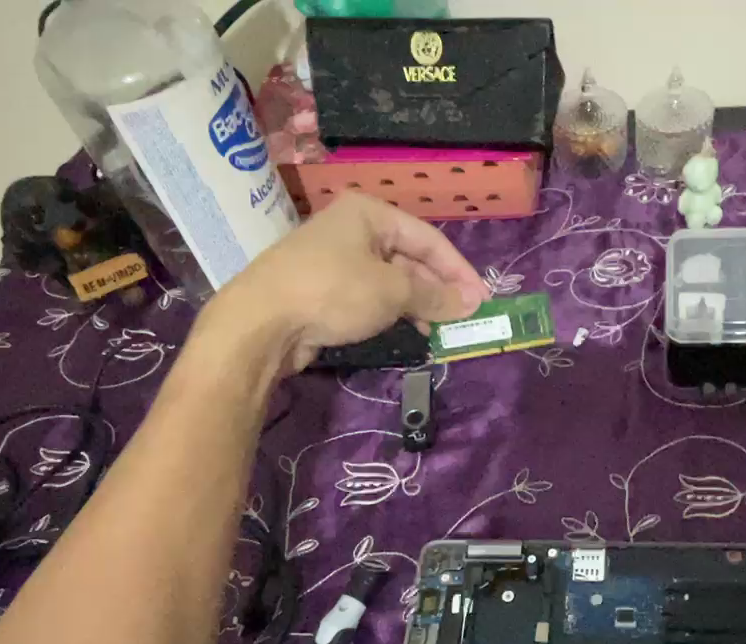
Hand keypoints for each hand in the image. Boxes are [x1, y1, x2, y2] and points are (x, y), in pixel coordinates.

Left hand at [196, 193, 490, 376]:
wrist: (263, 321)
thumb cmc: (333, 291)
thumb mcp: (392, 291)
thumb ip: (435, 295)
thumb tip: (470, 302)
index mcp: (369, 213)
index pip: (429, 238)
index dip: (459, 270)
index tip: (482, 300)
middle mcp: (353, 229)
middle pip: (411, 257)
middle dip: (439, 288)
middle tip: (463, 317)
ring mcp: (337, 259)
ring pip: (392, 278)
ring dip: (420, 302)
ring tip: (440, 328)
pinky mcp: (326, 289)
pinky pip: (372, 295)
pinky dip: (395, 310)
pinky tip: (409, 329)